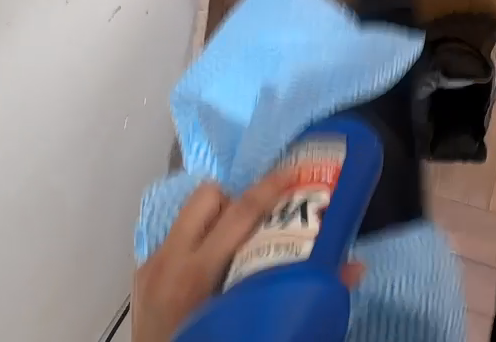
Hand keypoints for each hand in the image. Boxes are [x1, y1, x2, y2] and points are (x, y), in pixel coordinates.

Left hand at [132, 177, 365, 341]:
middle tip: (262, 222)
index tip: (294, 172)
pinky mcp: (142, 276)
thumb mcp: (263, 323)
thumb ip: (302, 294)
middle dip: (237, 200)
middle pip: (208, 196)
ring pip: (190, 213)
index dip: (270, 187)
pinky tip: (212, 270)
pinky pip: (177, 239)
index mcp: (196, 277)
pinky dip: (198, 244)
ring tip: (238, 246)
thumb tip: (353, 268)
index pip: (239, 212)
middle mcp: (169, 263)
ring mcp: (152, 268)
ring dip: (216, 220)